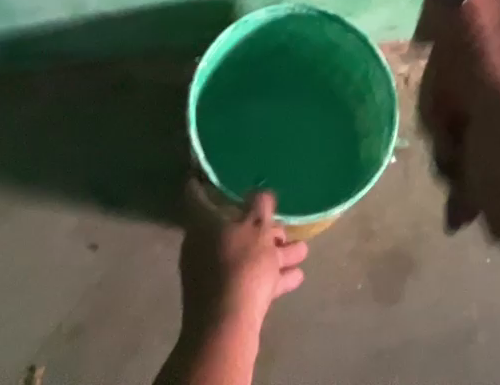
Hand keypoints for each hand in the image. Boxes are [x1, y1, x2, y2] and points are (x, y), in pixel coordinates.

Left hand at [177, 183, 309, 336]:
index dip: (205, 181)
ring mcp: (212, 274)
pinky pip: (250, 278)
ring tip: (302, 250)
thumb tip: (261, 193)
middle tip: (284, 222)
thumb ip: (260, 205)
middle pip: (232, 227)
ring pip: (246, 254)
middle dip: (262, 226)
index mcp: (202, 222)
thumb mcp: (257, 228)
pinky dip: (271, 275)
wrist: (226, 326)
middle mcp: (202, 245)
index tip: (214, 173)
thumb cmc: (240, 265)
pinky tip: (296, 276)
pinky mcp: (224, 298)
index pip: (197, 194)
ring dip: (274, 252)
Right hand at [416, 0, 499, 280]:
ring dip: (452, 135)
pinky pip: (484, 127)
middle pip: (470, 44)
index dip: (448, 5)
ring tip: (462, 181)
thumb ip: (475, 40)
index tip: (423, 47)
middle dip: (447, 91)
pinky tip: (472, 201)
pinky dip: (470, 159)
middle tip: (449, 134)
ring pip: (469, 91)